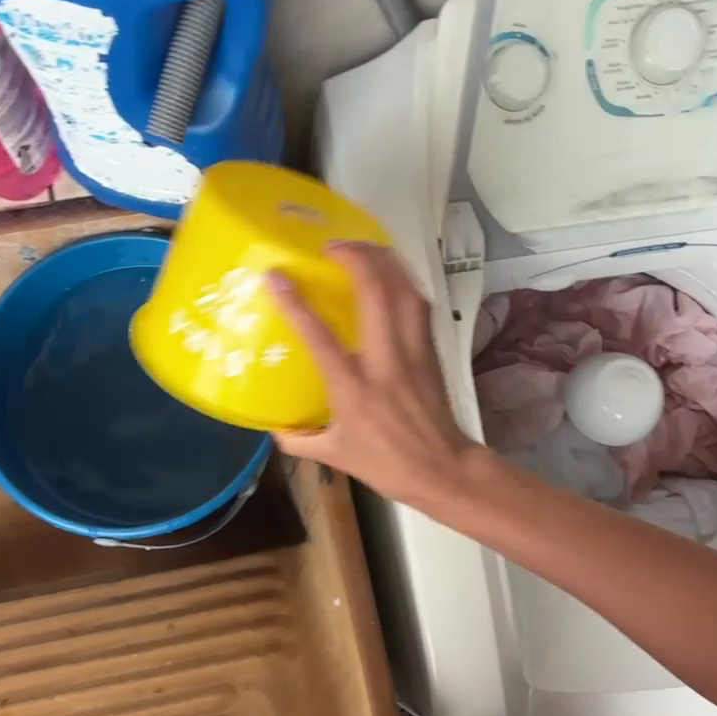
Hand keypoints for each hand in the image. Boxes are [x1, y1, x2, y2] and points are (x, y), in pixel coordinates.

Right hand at [267, 241, 489, 508]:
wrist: (442, 469)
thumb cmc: (386, 464)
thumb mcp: (335, 456)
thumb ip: (299, 439)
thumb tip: (274, 426)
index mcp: (352, 388)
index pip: (319, 336)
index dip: (295, 301)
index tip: (277, 275)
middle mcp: (384, 361)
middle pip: (375, 291)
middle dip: (355, 256)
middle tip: (332, 246)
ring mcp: (412, 352)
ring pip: (404, 289)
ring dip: (383, 260)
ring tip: (362, 248)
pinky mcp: (431, 351)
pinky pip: (419, 303)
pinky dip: (404, 280)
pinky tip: (392, 273)